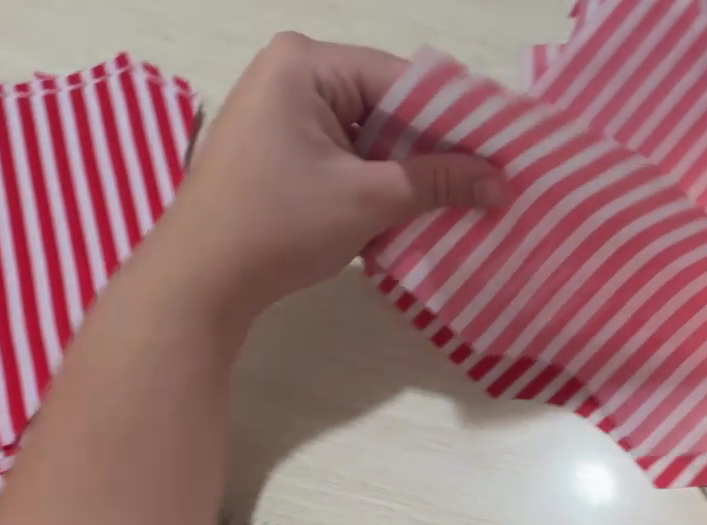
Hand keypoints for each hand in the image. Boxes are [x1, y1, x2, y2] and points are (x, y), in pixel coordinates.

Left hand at [161, 33, 507, 321]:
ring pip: (372, 139)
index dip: (457, 120)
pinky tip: (416, 212)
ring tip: (463, 200)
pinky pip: (349, 160)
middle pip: (389, 108)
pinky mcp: (285, 154)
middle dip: (435, 150)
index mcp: (309, 65)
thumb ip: (437, 183)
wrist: (204, 278)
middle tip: (490, 181)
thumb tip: (502, 183)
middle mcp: (296, 77)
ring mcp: (287, 116)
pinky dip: (380, 185)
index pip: (403, 81)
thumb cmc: (280, 224)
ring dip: (411, 173)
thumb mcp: (368, 199)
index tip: (502, 152)